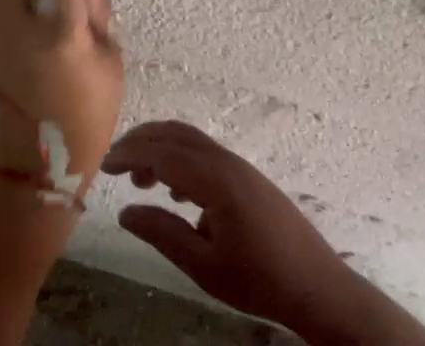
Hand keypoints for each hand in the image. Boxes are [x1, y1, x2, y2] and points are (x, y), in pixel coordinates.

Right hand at [103, 121, 353, 329]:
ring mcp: (241, 167)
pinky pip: (204, 152)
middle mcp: (227, 162)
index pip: (160, 153)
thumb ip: (162, 233)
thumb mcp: (204, 266)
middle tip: (114, 165)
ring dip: (159, 148)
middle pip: (173, 135)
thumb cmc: (262, 281)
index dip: (127, 155)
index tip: (103, 166)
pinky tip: (175, 191)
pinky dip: (179, 157)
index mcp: (216, 180)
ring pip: (189, 139)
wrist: (322, 290)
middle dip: (139, 143)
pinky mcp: (248, 177)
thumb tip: (125, 212)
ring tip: (140, 181)